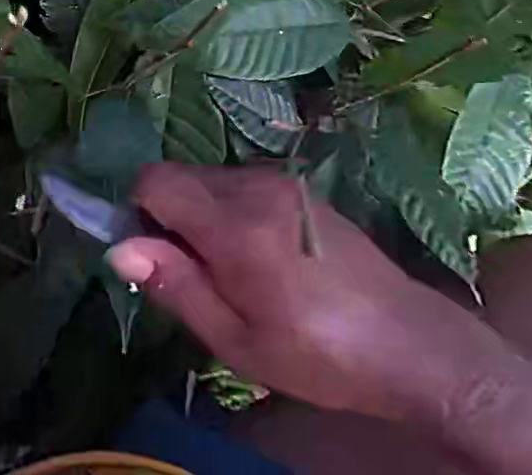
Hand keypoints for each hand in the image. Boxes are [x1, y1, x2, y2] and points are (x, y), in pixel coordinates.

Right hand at [106, 164, 501, 425]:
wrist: (413, 343)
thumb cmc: (319, 355)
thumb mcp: (237, 342)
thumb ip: (176, 286)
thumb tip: (119, 248)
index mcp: (235, 227)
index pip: (155, 180)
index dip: (138, 211)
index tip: (154, 253)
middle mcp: (253, 187)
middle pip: (178, 175)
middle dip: (168, 214)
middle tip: (195, 271)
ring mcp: (279, 181)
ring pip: (207, 177)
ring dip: (198, 211)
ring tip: (230, 267)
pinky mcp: (297, 185)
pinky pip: (237, 181)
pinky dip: (227, 206)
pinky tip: (258, 251)